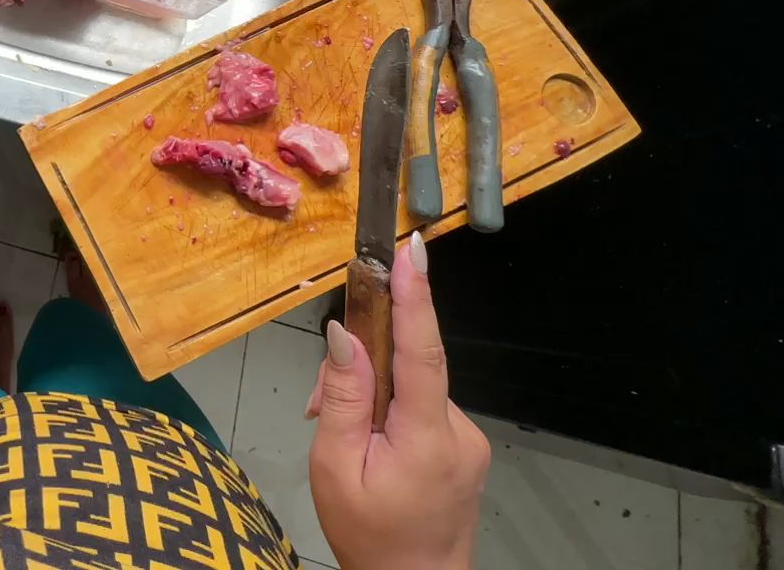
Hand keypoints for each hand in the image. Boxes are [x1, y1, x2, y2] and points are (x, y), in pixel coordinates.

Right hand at [306, 235, 490, 569]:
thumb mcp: (336, 464)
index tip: (413, 251)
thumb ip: (341, 396)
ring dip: (365, 394)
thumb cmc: (367, 533)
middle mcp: (458, 430)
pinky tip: (363, 439)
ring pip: (405, 386)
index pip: (422, 352)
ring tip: (339, 435)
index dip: (417, 298)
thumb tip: (344, 334)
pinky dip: (382, 408)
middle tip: (319, 409)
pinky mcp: (460, 444)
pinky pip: (415, 404)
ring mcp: (464, 439)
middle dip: (357, 370)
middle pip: (403, 367)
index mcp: (429, 437)